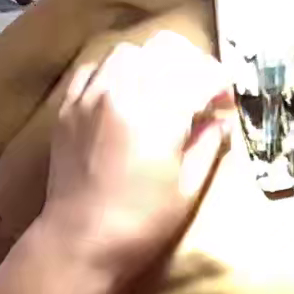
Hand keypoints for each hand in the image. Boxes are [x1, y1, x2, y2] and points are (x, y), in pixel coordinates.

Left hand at [0, 32, 233, 293]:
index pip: (198, 75)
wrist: (80, 242)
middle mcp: (121, 94)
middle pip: (164, 51)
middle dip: (191, 65)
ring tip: (163, 89)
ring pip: (128, 52)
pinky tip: (125, 93)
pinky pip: (94, 68)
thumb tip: (221, 121)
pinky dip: (116, 72)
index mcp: (157, 117)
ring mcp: (90, 97)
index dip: (219, 83)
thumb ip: (208, 146)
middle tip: (200, 90)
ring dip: (154, 63)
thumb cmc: (142, 225)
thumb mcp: (187, 190)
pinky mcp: (68, 107)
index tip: (225, 101)